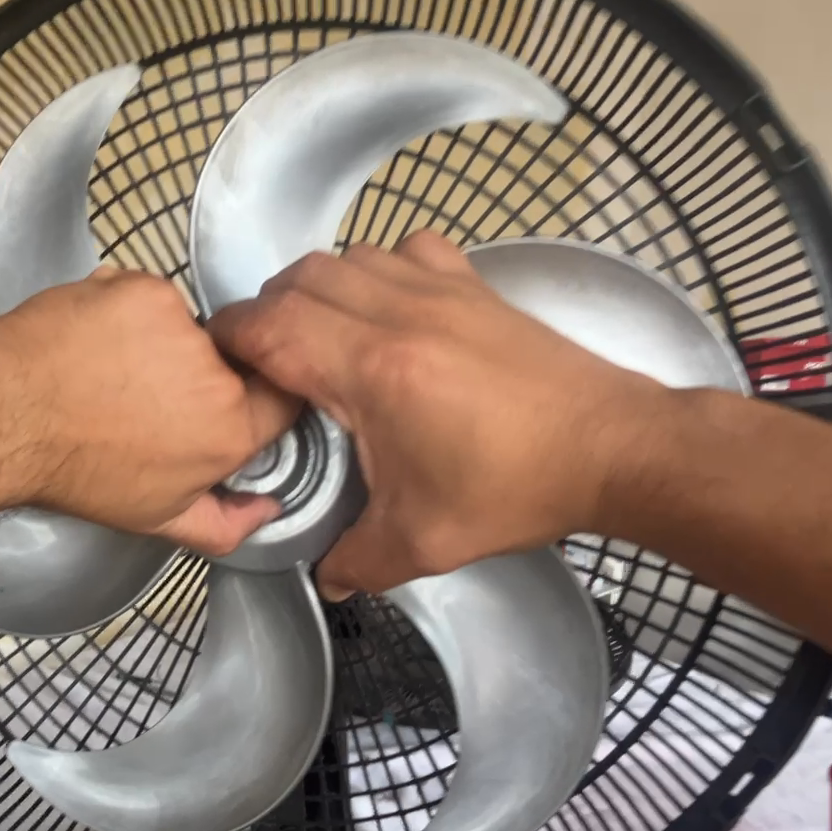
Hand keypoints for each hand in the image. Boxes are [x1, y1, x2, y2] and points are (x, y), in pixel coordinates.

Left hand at [0, 268, 299, 554]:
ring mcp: (178, 321)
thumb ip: (226, 524)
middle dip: (202, 381)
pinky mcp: (141, 288)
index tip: (224, 409)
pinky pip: (152, 301)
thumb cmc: (78, 474)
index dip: (259, 404)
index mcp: (230, 428)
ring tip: (111, 372)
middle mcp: (216, 370)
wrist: (2, 417)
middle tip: (151, 400)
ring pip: (190, 332)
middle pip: (233, 365)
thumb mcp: (157, 521)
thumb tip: (268, 509)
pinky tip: (95, 343)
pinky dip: (130, 317)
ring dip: (163, 348)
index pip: (283, 400)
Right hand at [209, 232, 670, 594]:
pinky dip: (373, 270)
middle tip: (266, 364)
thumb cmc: (513, 490)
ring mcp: (438, 288)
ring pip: (345, 257)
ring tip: (317, 339)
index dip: (230, 340)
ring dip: (314, 291)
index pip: (272, 327)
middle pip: (298, 280)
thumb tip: (326, 580)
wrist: (612, 448)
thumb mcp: (421, 543)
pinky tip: (383, 312)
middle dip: (264, 316)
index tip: (218, 366)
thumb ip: (356, 562)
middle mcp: (399, 313)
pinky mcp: (472, 284)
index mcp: (374, 371)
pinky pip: (401, 250)